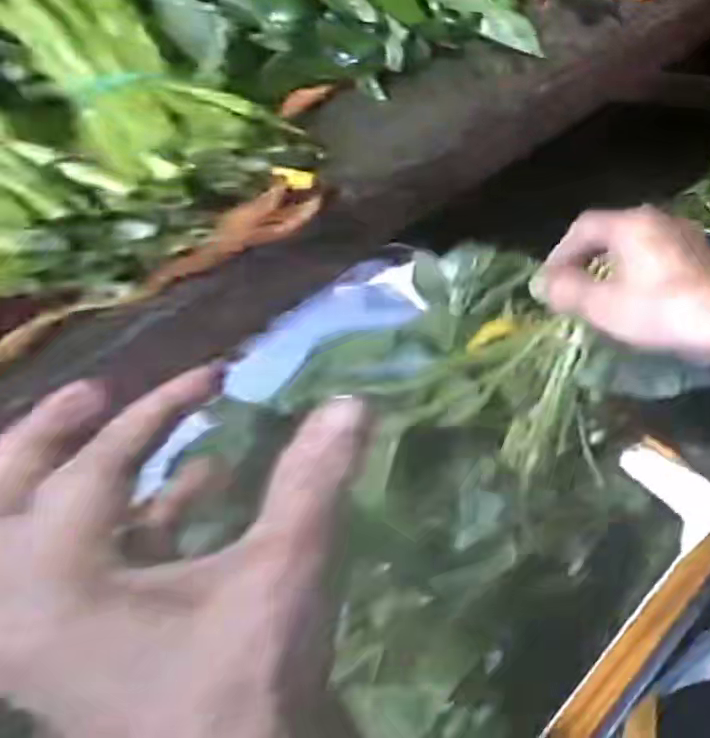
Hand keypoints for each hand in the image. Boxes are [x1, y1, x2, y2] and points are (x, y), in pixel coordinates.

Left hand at [0, 366, 367, 737]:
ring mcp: (48, 630)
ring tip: (130, 433)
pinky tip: (199, 488)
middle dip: (44, 444)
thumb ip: (314, 478)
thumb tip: (349, 401)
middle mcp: (20, 608)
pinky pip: (89, 560)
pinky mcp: (90, 639)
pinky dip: (133, 515)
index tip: (215, 373)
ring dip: (80, 480)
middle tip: (93, 392)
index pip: (83, 478)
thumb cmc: (242, 663)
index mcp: (47, 591)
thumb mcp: (287, 563)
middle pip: (5, 512)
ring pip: (36, 539)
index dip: (149, 416)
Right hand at [539, 206, 709, 361]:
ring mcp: (690, 235)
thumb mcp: (603, 305)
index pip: (584, 225)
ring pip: (641, 244)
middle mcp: (664, 218)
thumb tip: (547, 281)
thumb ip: (568, 289)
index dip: (561, 253)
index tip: (551, 282)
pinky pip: (664, 255)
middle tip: (574, 288)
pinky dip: (645, 271)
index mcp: (634, 222)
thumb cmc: (662, 310)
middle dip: (589, 258)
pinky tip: (644, 298)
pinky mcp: (707, 255)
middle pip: (614, 231)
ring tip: (605, 295)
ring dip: (618, 265)